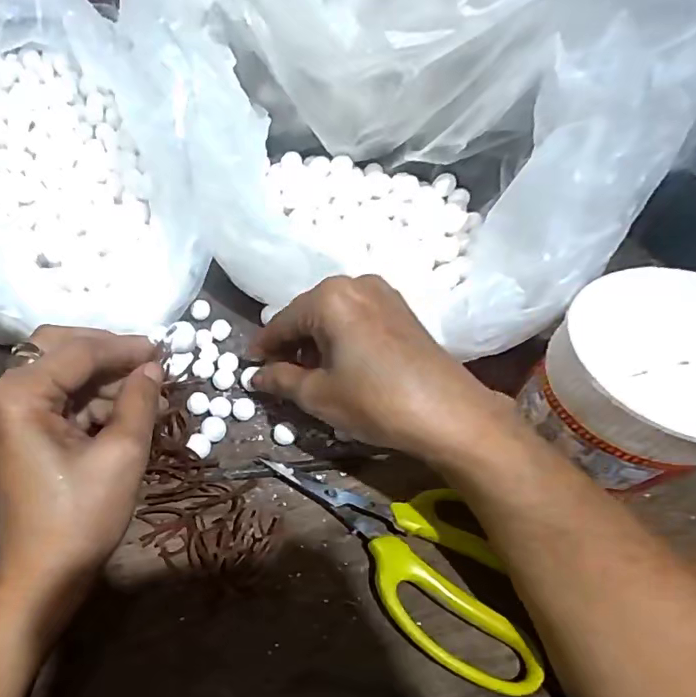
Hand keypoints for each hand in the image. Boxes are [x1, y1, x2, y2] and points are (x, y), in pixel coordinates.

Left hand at [0, 326, 162, 624]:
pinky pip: (56, 401)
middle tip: (149, 364)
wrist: (44, 575)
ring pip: (59, 375)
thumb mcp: (121, 456)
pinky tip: (122, 412)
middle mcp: (3, 395)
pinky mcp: (18, 434)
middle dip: (106, 354)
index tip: (164, 348)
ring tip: (145, 392)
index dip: (123, 347)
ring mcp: (7, 415)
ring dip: (100, 380)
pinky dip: (88, 402)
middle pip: (58, 350)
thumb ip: (138, 402)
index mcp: (18, 395)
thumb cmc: (81, 519)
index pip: (77, 351)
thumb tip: (153, 367)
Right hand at [249, 275, 516, 462]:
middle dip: (289, 344)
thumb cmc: (374, 401)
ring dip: (313, 342)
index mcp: (328, 298)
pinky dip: (338, 338)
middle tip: (276, 376)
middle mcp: (354, 283)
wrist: (447, 413)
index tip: (248, 369)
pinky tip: (336, 366)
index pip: (280, 323)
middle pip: (306, 314)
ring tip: (306, 376)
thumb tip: (255, 376)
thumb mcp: (317, 394)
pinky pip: (354, 318)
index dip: (262, 349)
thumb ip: (280, 379)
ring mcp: (382, 293)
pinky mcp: (401, 309)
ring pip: (331, 316)